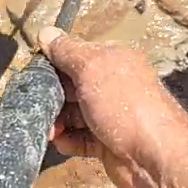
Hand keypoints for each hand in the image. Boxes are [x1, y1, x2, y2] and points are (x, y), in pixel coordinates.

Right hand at [38, 27, 187, 187]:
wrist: (154, 156)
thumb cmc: (124, 105)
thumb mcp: (91, 68)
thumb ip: (66, 51)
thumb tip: (45, 32)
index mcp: (113, 61)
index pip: (76, 56)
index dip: (53, 63)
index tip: (32, 74)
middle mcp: (112, 86)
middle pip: (71, 86)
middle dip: (52, 96)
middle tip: (36, 105)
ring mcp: (110, 116)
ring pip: (73, 114)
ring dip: (57, 121)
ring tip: (47, 129)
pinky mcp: (107, 143)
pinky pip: (80, 138)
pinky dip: (68, 140)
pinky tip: (61, 142)